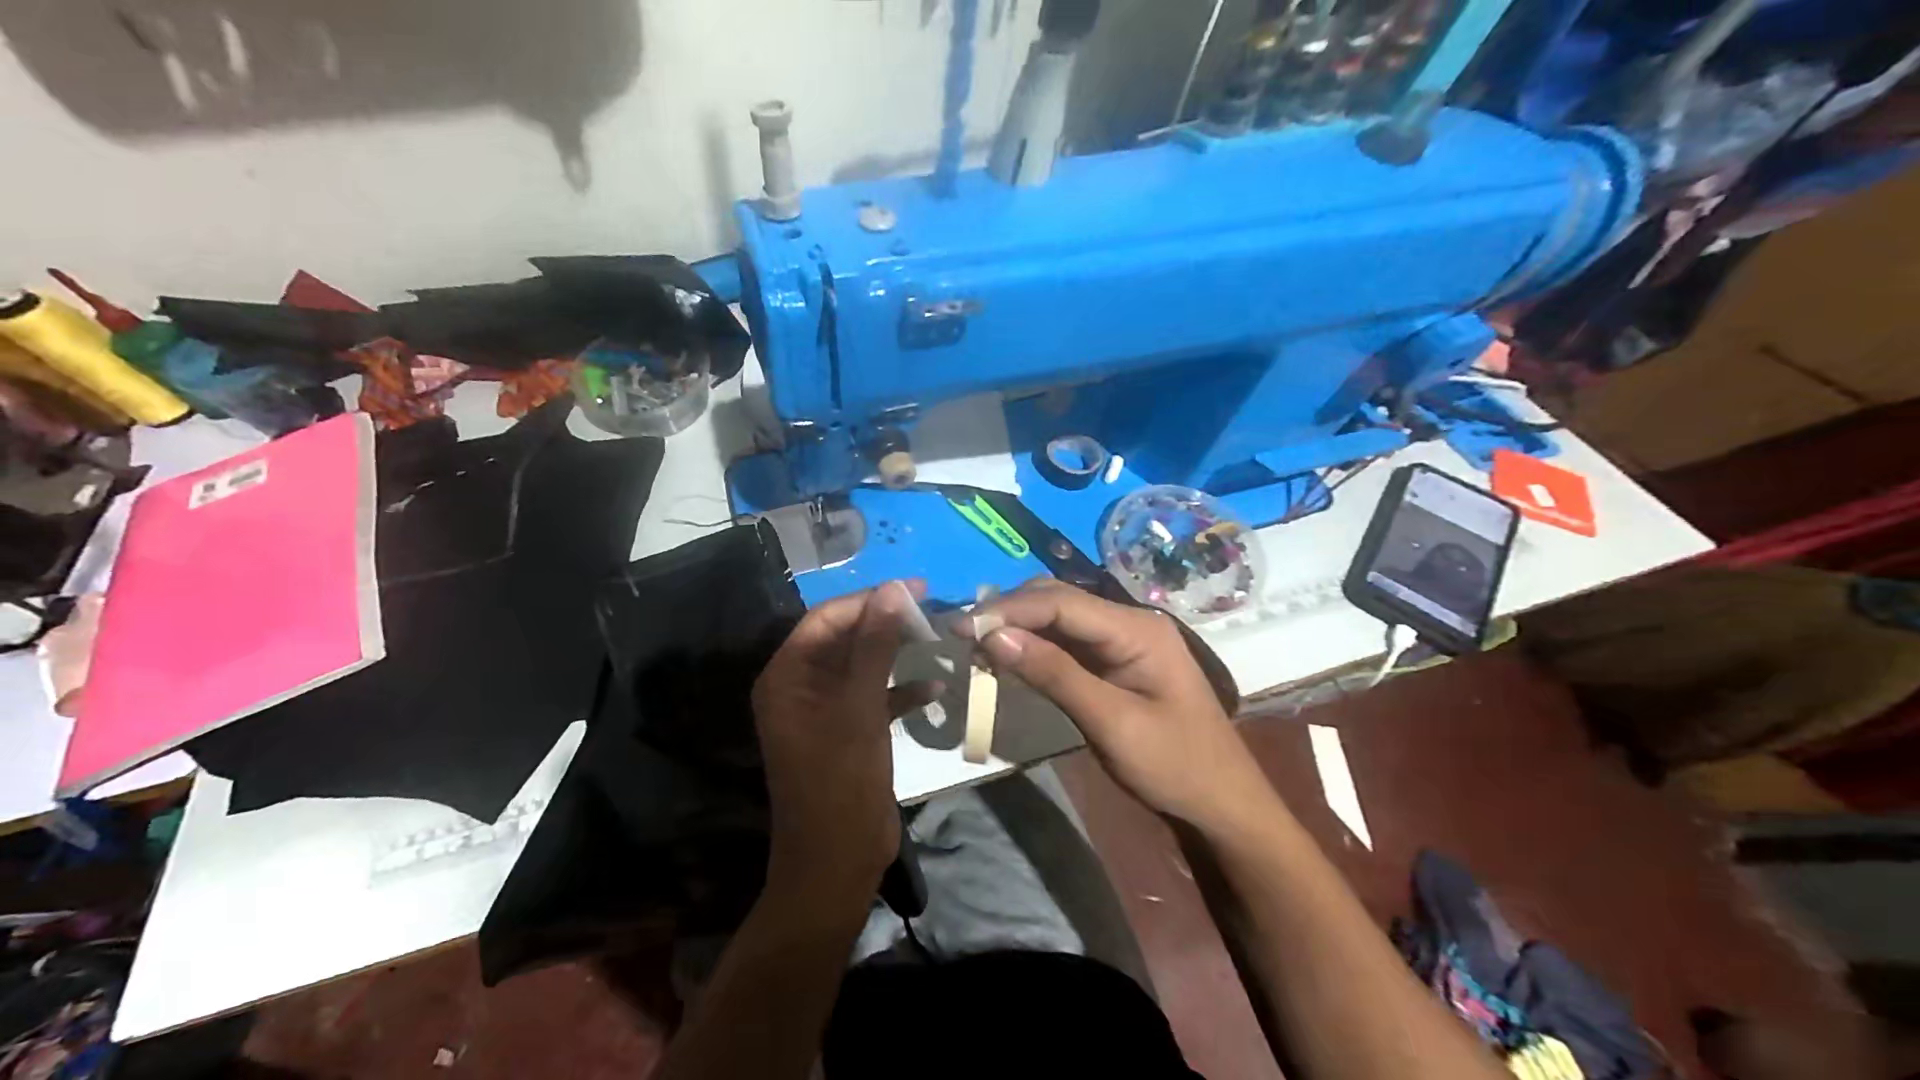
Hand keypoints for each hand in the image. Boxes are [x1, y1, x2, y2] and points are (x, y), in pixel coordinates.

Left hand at [752, 581, 937, 897]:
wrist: (837, 861)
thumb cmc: (841, 780)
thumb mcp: (859, 708)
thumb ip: (875, 646)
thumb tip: (892, 590)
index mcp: (788, 676)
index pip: (826, 618)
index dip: (869, 598)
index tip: (916, 587)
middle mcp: (801, 687)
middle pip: (845, 638)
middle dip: (885, 623)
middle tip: (931, 609)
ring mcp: (825, 711)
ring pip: (863, 666)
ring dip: (896, 653)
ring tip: (937, 637)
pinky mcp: (849, 732)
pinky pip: (875, 697)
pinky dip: (901, 689)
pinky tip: (935, 685)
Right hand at [967, 578, 1275, 833]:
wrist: (1223, 803)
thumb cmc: (1175, 765)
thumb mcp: (1112, 723)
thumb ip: (1054, 674)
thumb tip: (995, 637)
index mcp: (1137, 628)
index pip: (1060, 601)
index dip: (1008, 610)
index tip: (961, 628)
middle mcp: (1129, 621)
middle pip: (1058, 600)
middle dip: (1009, 612)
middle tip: (963, 636)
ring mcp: (1123, 641)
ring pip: (1058, 617)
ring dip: (1018, 626)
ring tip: (976, 644)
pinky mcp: (1115, 661)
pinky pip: (1067, 642)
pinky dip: (1034, 646)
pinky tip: (1009, 656)